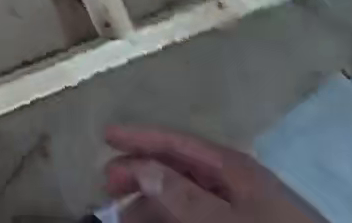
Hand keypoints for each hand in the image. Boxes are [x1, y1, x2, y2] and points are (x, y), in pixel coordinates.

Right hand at [104, 125, 327, 222]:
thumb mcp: (226, 222)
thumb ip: (181, 195)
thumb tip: (139, 165)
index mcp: (235, 168)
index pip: (177, 142)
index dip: (139, 138)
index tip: (104, 136)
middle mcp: (238, 185)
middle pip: (179, 170)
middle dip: (141, 176)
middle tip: (108, 186)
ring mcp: (247, 214)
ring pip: (188, 201)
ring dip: (154, 206)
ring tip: (127, 220)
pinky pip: (203, 220)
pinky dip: (175, 222)